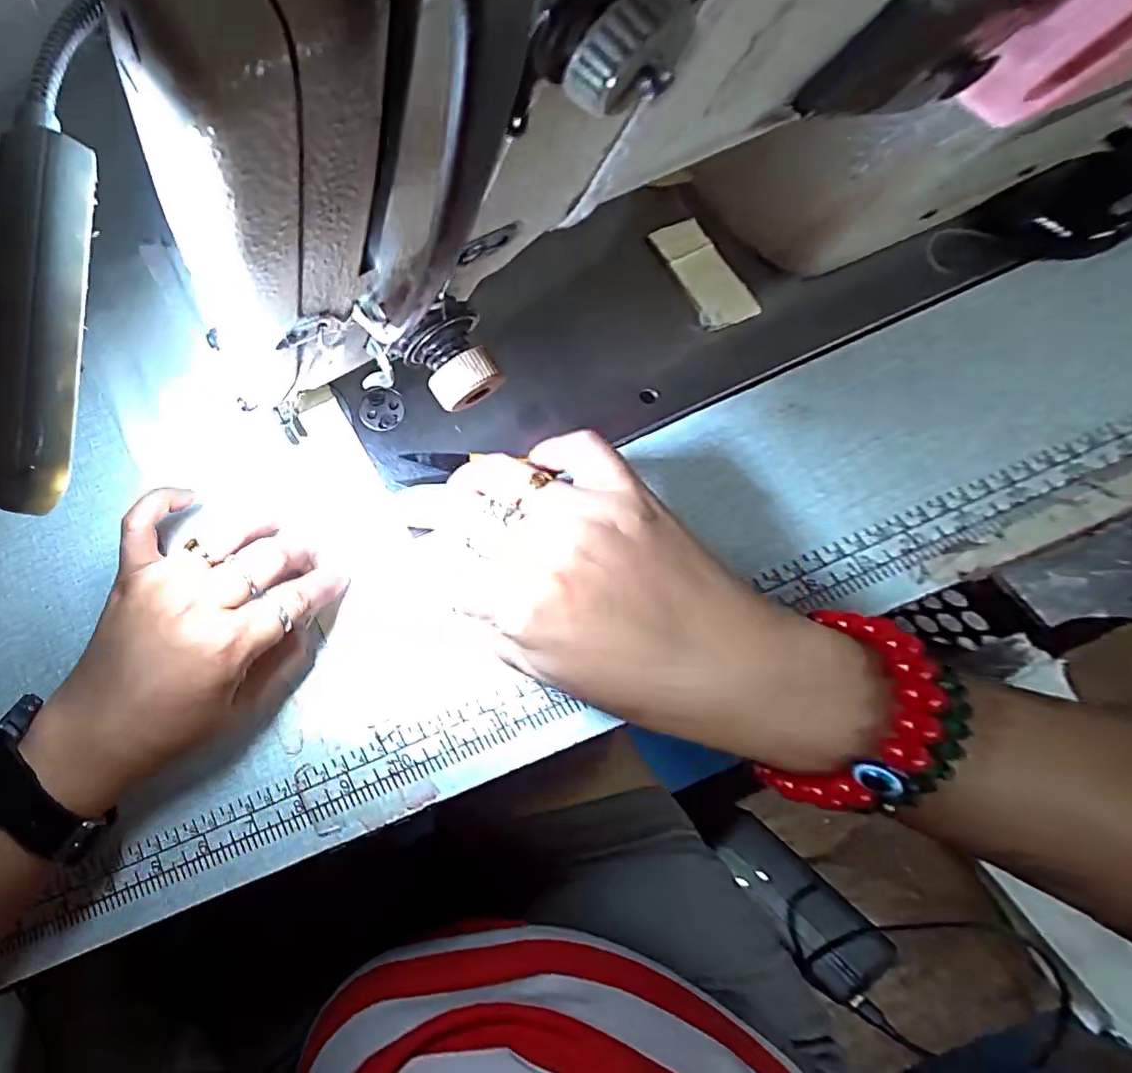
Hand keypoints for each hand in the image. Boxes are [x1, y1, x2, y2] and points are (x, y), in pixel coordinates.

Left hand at [22, 489, 347, 814]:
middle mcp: (199, 603)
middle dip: (300, 553)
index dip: (324, 586)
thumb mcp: (240, 712)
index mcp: (229, 643)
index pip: (292, 601)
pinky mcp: (130, 573)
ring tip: (275, 522)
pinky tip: (191, 495)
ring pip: (219, 535)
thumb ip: (282, 667)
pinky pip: (140, 522)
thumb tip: (306, 625)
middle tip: (312, 554)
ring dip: (255, 523)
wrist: (98, 732)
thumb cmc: (173, 728)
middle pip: (265, 560)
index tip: (340, 576)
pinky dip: (161, 500)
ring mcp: (161, 581)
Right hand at [434, 431, 886, 770]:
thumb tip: (431, 609)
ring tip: (467, 487)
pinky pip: (576, 447)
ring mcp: (587, 514)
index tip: (402, 548)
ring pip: (505, 473)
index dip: (411, 554)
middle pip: (459, 510)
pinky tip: (538, 466)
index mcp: (519, 606)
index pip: (438, 565)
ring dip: (475, 479)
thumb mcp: (544, 672)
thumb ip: (481, 632)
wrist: (729, 667)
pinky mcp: (627, 492)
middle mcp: (544, 552)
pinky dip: (550, 450)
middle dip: (419, 506)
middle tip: (408, 506)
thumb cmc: (635, 684)